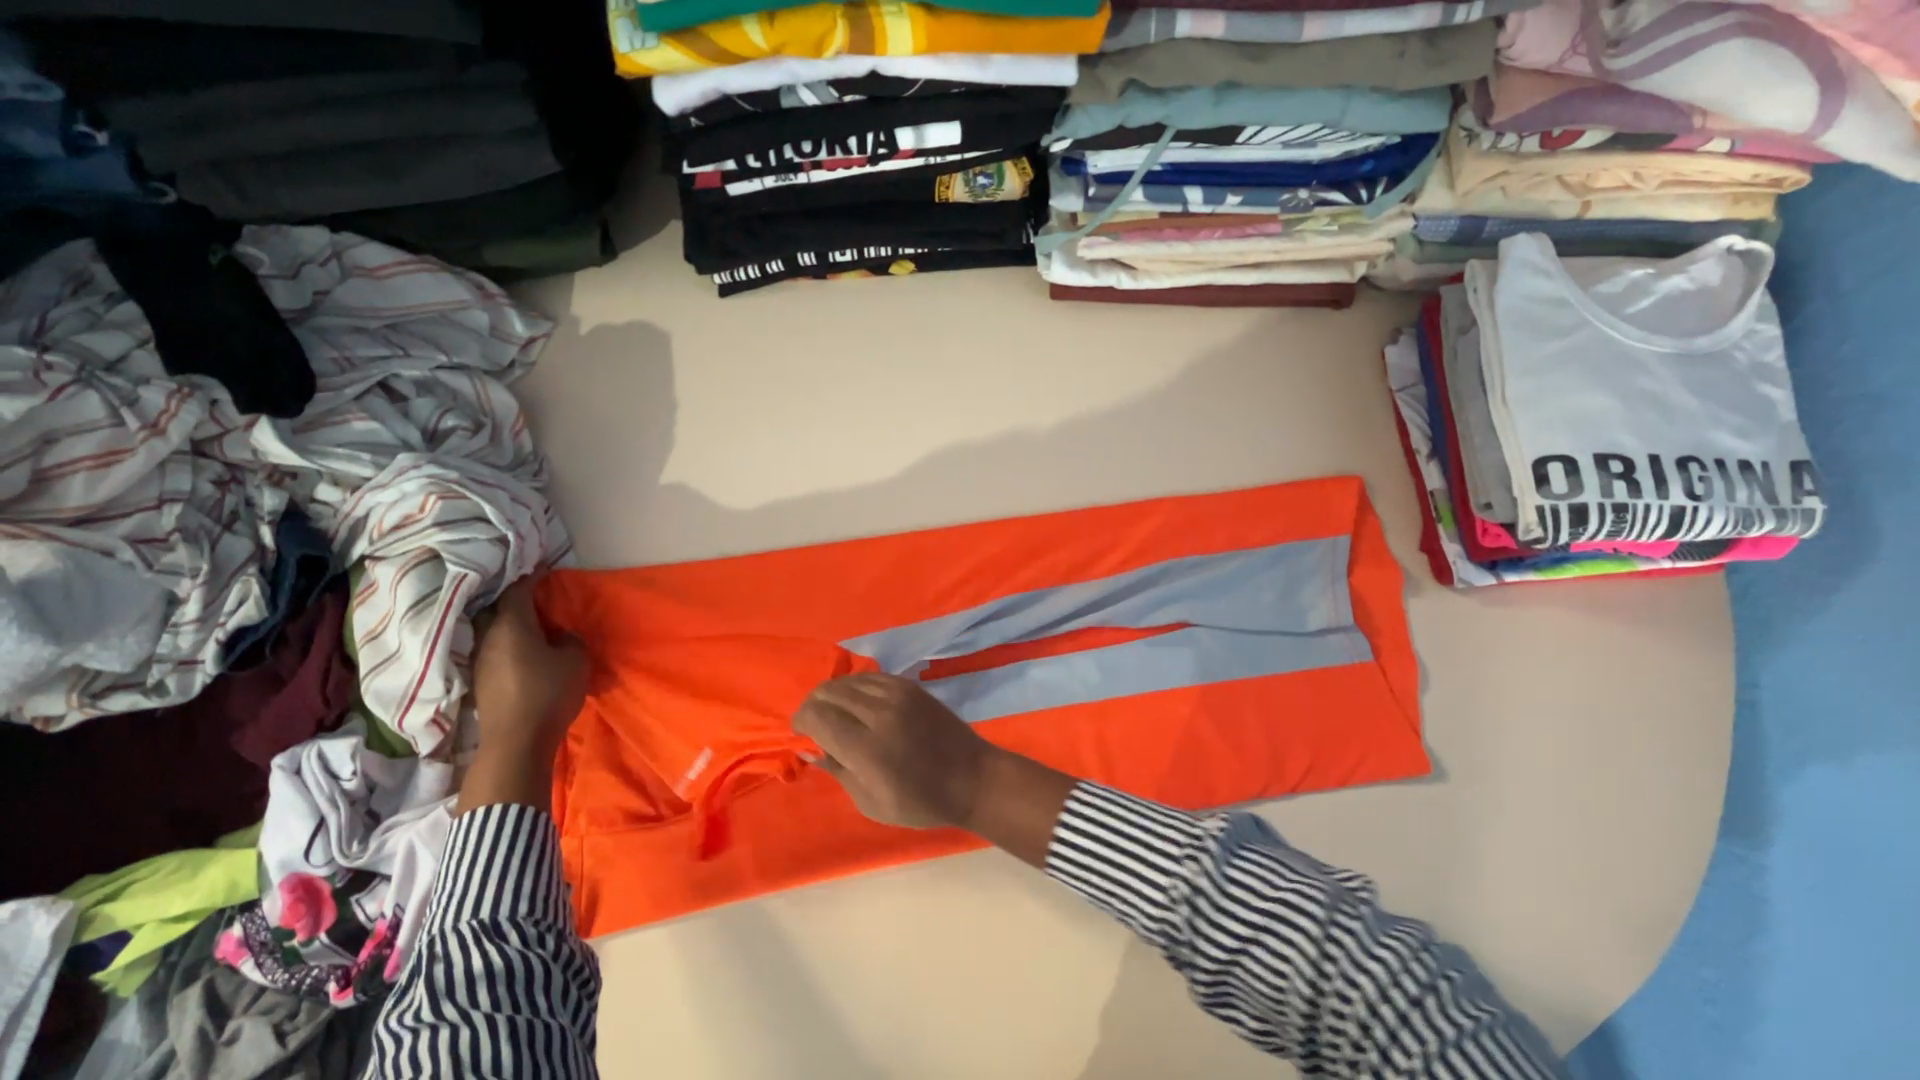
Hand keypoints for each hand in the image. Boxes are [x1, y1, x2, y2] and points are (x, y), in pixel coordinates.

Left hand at [471, 576, 587, 754]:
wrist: (516, 742)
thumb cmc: (548, 693)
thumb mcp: (576, 661)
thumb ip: (570, 640)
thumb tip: (561, 637)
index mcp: (510, 624)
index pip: (517, 590)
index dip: (531, 578)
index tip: (543, 572)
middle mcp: (487, 636)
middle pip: (495, 608)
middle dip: (512, 601)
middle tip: (533, 601)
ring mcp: (478, 660)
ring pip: (490, 631)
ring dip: (507, 626)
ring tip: (528, 628)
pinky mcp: (478, 681)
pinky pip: (490, 651)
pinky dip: (504, 646)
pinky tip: (519, 655)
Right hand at [793, 674, 1076, 865]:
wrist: (972, 778)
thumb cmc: (921, 802)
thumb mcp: (871, 803)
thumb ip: (838, 771)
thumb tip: (810, 749)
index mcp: (867, 748)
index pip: (817, 717)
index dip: (801, 722)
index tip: (801, 735)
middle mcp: (879, 714)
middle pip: (827, 693)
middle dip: (812, 707)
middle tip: (814, 726)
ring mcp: (897, 694)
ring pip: (846, 681)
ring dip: (832, 696)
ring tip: (835, 716)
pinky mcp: (909, 686)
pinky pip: (869, 677)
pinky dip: (854, 688)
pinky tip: (857, 705)